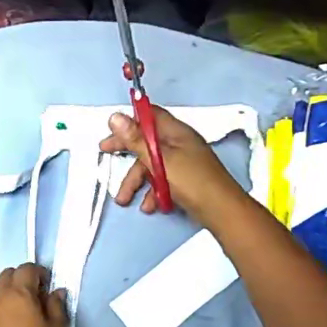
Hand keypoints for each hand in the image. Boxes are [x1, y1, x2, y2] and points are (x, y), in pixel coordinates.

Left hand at [0, 263, 67, 326]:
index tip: (47, 285)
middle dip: (20, 280)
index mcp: (18, 294)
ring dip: (9, 300)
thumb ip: (56, 306)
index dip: (38, 272)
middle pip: (6, 276)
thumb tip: (55, 292)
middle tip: (34, 298)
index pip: (26, 268)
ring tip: (21, 322)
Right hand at [99, 106, 244, 221]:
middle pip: (147, 142)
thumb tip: (116, 117)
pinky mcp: (185, 180)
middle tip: (105, 154)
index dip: (129, 120)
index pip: (149, 116)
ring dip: (137, 181)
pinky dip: (152, 191)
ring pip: (152, 165)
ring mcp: (183, 162)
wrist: (221, 210)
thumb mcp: (159, 159)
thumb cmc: (191, 181)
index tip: (110, 130)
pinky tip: (149, 206)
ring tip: (125, 199)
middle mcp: (179, 143)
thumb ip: (136, 140)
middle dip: (126, 152)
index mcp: (176, 132)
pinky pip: (162, 180)